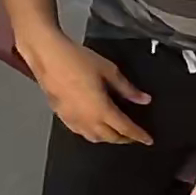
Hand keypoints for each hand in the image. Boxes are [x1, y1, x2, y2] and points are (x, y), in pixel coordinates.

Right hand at [17, 28, 152, 145]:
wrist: (47, 55)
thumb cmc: (76, 60)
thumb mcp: (109, 71)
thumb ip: (127, 88)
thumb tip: (144, 99)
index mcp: (101, 110)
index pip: (125, 129)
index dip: (139, 136)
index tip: (148, 140)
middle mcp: (86, 119)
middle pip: (110, 137)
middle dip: (124, 139)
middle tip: (134, 137)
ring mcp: (72, 118)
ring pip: (94, 137)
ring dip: (108, 138)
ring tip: (118, 133)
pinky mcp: (61, 114)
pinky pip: (79, 131)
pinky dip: (91, 134)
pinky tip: (94, 127)